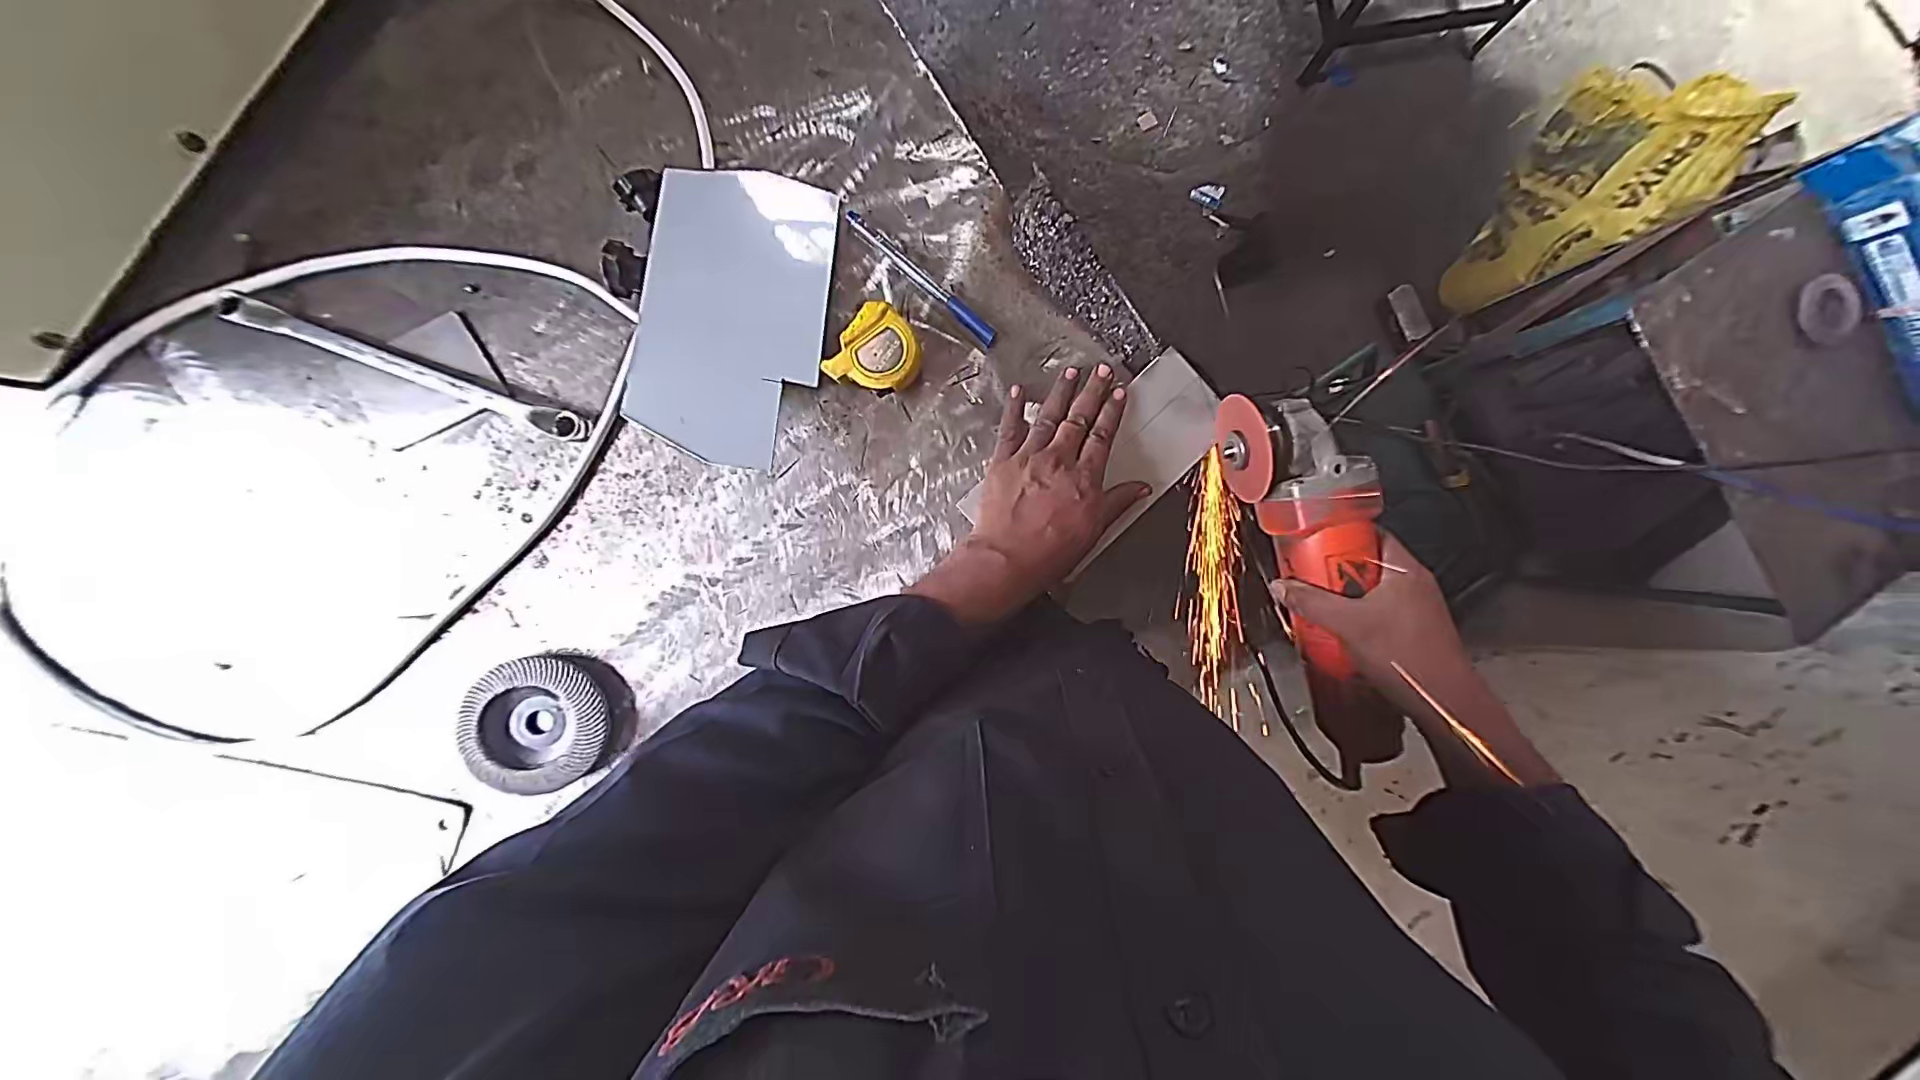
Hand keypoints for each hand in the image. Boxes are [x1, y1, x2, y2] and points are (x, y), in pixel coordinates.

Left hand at [907, 364, 1149, 624]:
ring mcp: (1028, 457)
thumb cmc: (1048, 552)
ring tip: (1070, 372)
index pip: (1103, 435)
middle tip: (1101, 371)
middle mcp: (1057, 460)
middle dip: (1092, 391)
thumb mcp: (1093, 531)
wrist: (1006, 559)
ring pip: (1048, 416)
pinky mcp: (1002, 462)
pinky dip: (1014, 407)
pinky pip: (1010, 428)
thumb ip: (1117, 503)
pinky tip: (1018, 391)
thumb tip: (1140, 488)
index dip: (1112, 411)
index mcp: (1083, 478)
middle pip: (1079, 419)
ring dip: (1061, 392)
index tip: (1118, 393)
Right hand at [1271, 533, 1559, 785]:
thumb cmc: (1412, 658)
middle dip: (1331, 572)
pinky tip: (1336, 631)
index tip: (1312, 545)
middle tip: (1308, 580)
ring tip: (1317, 607)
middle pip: (1361, 562)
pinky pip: (1371, 610)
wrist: (1443, 700)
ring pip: (1365, 588)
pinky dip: (1351, 615)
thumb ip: (1310, 602)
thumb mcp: (1348, 624)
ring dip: (1338, 596)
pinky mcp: (1406, 628)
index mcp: (1404, 570)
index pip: (1369, 534)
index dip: (1338, 536)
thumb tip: (1284, 587)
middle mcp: (1411, 584)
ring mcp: (1411, 606)